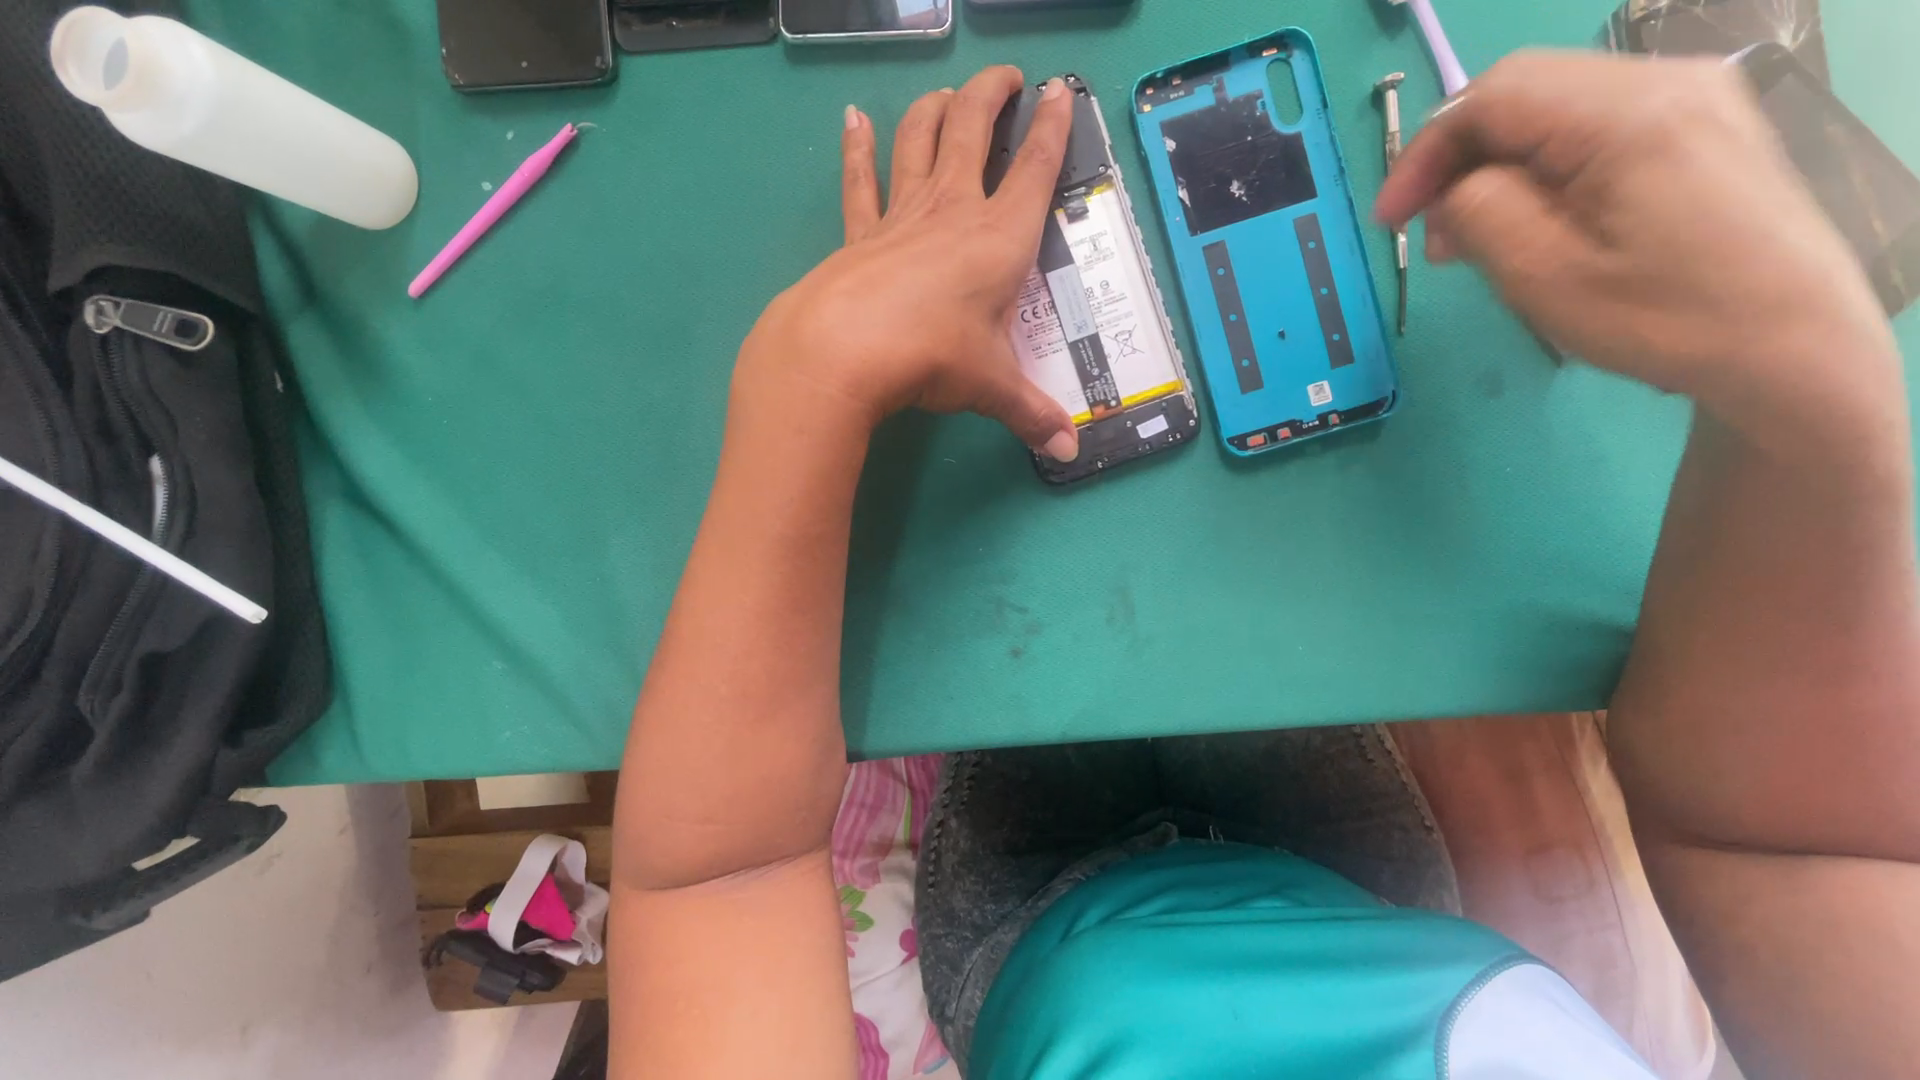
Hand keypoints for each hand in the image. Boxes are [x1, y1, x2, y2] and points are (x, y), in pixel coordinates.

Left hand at [735, 66, 1079, 462]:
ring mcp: (902, 216)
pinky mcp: (859, 233)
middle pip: (975, 131)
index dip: (1053, 128)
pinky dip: (858, 148)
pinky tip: (853, 119)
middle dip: (993, 95)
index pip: (1036, 169)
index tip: (1060, 94)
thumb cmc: (932, 357)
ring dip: (936, 109)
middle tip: (1006, 79)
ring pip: (920, 139)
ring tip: (948, 94)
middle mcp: (953, 211)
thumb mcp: (992, 388)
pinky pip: (861, 180)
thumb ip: (1032, 415)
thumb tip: (1068, 452)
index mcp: (1001, 238)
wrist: (845, 351)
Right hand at [1377, 52, 1903, 443]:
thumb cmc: (1662, 319)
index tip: (1389, 221)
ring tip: (1469, 237)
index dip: (1424, 153)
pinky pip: (1588, 127)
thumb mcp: (1545, 276)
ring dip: (1492, 166)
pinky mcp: (1695, 126)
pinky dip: (1537, 168)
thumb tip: (1452, 187)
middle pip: (1520, 92)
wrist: (1791, 346)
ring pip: (1550, 109)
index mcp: (1627, 114)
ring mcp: (1689, 99)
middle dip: (1455, 159)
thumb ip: (1481, 211)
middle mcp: (1664, 81)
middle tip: (1427, 231)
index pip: (1490, 98)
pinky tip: (1525, 219)